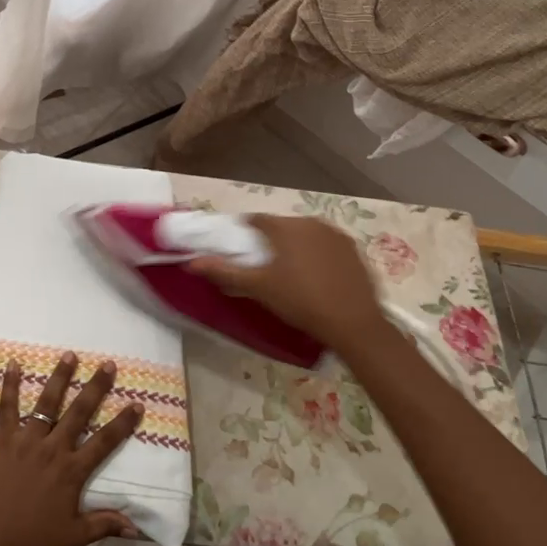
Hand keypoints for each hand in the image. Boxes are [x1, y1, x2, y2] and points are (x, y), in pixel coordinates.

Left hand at [0, 353, 143, 545]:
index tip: (136, 403)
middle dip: (95, 387)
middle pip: (79, 412)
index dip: (122, 422)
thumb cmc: (37, 538)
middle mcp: (53, 448)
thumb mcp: (76, 535)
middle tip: (107, 364)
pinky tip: (12, 362)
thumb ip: (105, 523)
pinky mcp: (3, 439)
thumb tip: (137, 527)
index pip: (105, 441)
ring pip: (46, 403)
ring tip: (69, 354)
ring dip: (59, 377)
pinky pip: (7, 407)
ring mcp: (27, 440)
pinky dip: (9, 384)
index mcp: (73, 471)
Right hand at [183, 214, 386, 349]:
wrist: (355, 325)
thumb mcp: (258, 288)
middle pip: (281, 226)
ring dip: (294, 248)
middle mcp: (311, 222)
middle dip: (270, 242)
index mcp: (285, 227)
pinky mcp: (354, 250)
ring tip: (290, 275)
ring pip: (304, 235)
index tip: (240, 253)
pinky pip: (326, 246)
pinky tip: (316, 279)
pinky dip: (317, 256)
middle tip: (264, 268)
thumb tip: (190, 263)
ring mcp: (337, 235)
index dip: (244, 234)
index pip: (255, 220)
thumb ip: (224, 271)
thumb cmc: (300, 302)